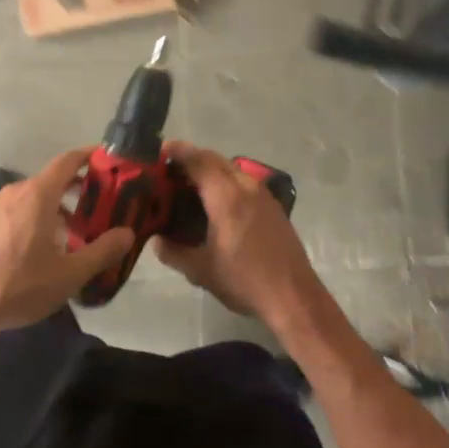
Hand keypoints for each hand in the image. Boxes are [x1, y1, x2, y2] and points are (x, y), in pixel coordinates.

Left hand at [0, 148, 135, 342]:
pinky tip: (44, 249)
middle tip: (102, 206)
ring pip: (34, 198)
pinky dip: (37, 219)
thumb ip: (102, 251)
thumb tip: (128, 233)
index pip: (68, 161)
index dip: (90, 156)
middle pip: (52, 180)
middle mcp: (15, 193)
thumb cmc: (20, 287)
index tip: (110, 161)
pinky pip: (18, 212)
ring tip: (76, 233)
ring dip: (58, 208)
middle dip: (79, 189)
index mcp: (37, 195)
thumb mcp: (70, 274)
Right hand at [153, 141, 321, 323]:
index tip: (158, 152)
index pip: (198, 160)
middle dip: (191, 159)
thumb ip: (173, 252)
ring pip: (231, 170)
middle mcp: (246, 186)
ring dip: (209, 171)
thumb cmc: (244, 280)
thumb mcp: (201, 271)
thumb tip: (156, 240)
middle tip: (168, 172)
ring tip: (188, 187)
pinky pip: (243, 182)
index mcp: (226, 196)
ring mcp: (263, 194)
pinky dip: (225, 182)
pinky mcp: (272, 206)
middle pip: (214, 159)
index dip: (177, 152)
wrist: (293, 296)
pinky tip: (216, 204)